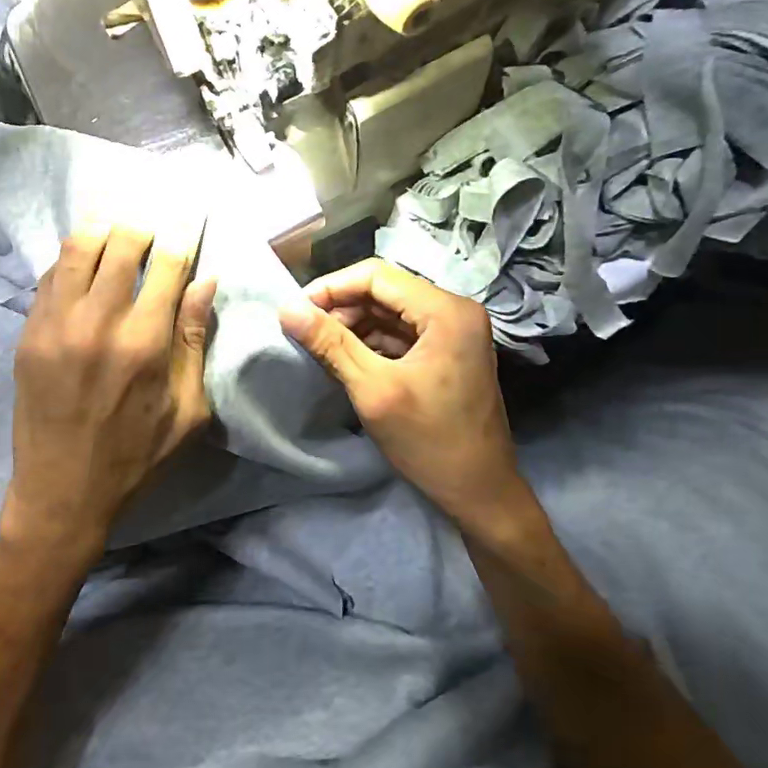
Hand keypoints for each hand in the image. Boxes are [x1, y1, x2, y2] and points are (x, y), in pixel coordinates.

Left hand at [5, 221, 217, 559]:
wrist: (63, 491)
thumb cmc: (137, 456)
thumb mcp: (187, 409)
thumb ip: (193, 340)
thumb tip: (205, 282)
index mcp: (145, 342)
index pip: (167, 264)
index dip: (182, 234)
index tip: (188, 218)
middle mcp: (99, 322)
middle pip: (121, 243)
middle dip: (142, 227)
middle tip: (151, 229)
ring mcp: (56, 325)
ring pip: (78, 248)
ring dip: (102, 230)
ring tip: (116, 230)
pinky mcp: (28, 334)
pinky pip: (49, 276)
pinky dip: (71, 258)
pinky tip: (83, 260)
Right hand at [279, 259, 526, 529]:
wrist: (480, 491)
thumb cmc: (429, 441)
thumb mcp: (373, 390)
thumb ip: (330, 344)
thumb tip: (287, 309)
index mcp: (446, 311)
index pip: (377, 276)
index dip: (331, 287)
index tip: (295, 311)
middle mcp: (455, 310)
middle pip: (385, 291)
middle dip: (341, 307)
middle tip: (304, 332)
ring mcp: (455, 332)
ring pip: (391, 312)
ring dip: (354, 325)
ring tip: (319, 347)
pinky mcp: (449, 352)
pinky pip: (403, 333)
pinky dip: (372, 341)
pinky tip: (345, 358)